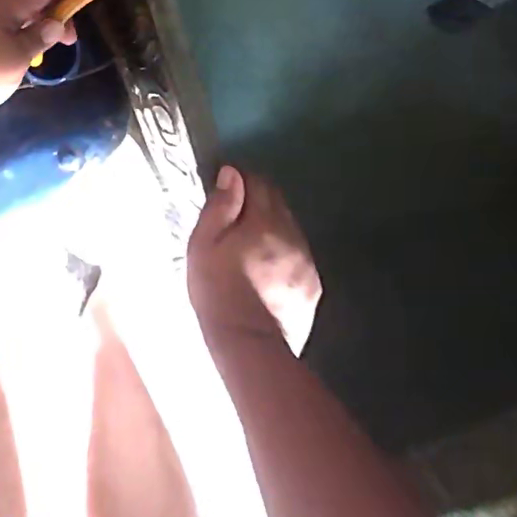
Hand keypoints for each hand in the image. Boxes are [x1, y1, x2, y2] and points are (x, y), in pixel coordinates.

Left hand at [0, 0, 81, 127]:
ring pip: (21, 12)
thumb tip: (55, 23)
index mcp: (5, 4)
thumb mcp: (17, 57)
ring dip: (44, 21)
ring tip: (62, 42)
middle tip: (78, 30)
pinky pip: (9, 27)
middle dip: (61, 4)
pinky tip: (34, 50)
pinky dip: (28, 32)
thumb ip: (39, 37)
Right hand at [187, 165, 321, 354]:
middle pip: (278, 202)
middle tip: (231, 206)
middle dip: (256, 196)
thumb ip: (221, 206)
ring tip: (245, 234)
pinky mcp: (312, 283)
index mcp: (264, 223)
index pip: (259, 184)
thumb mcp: (204, 242)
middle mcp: (292, 236)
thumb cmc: (216, 287)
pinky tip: (262, 259)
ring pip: (289, 226)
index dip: (241, 178)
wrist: (249, 342)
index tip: (223, 183)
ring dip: (269, 221)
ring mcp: (306, 261)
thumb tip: (232, 174)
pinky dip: (280, 244)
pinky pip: (297, 250)